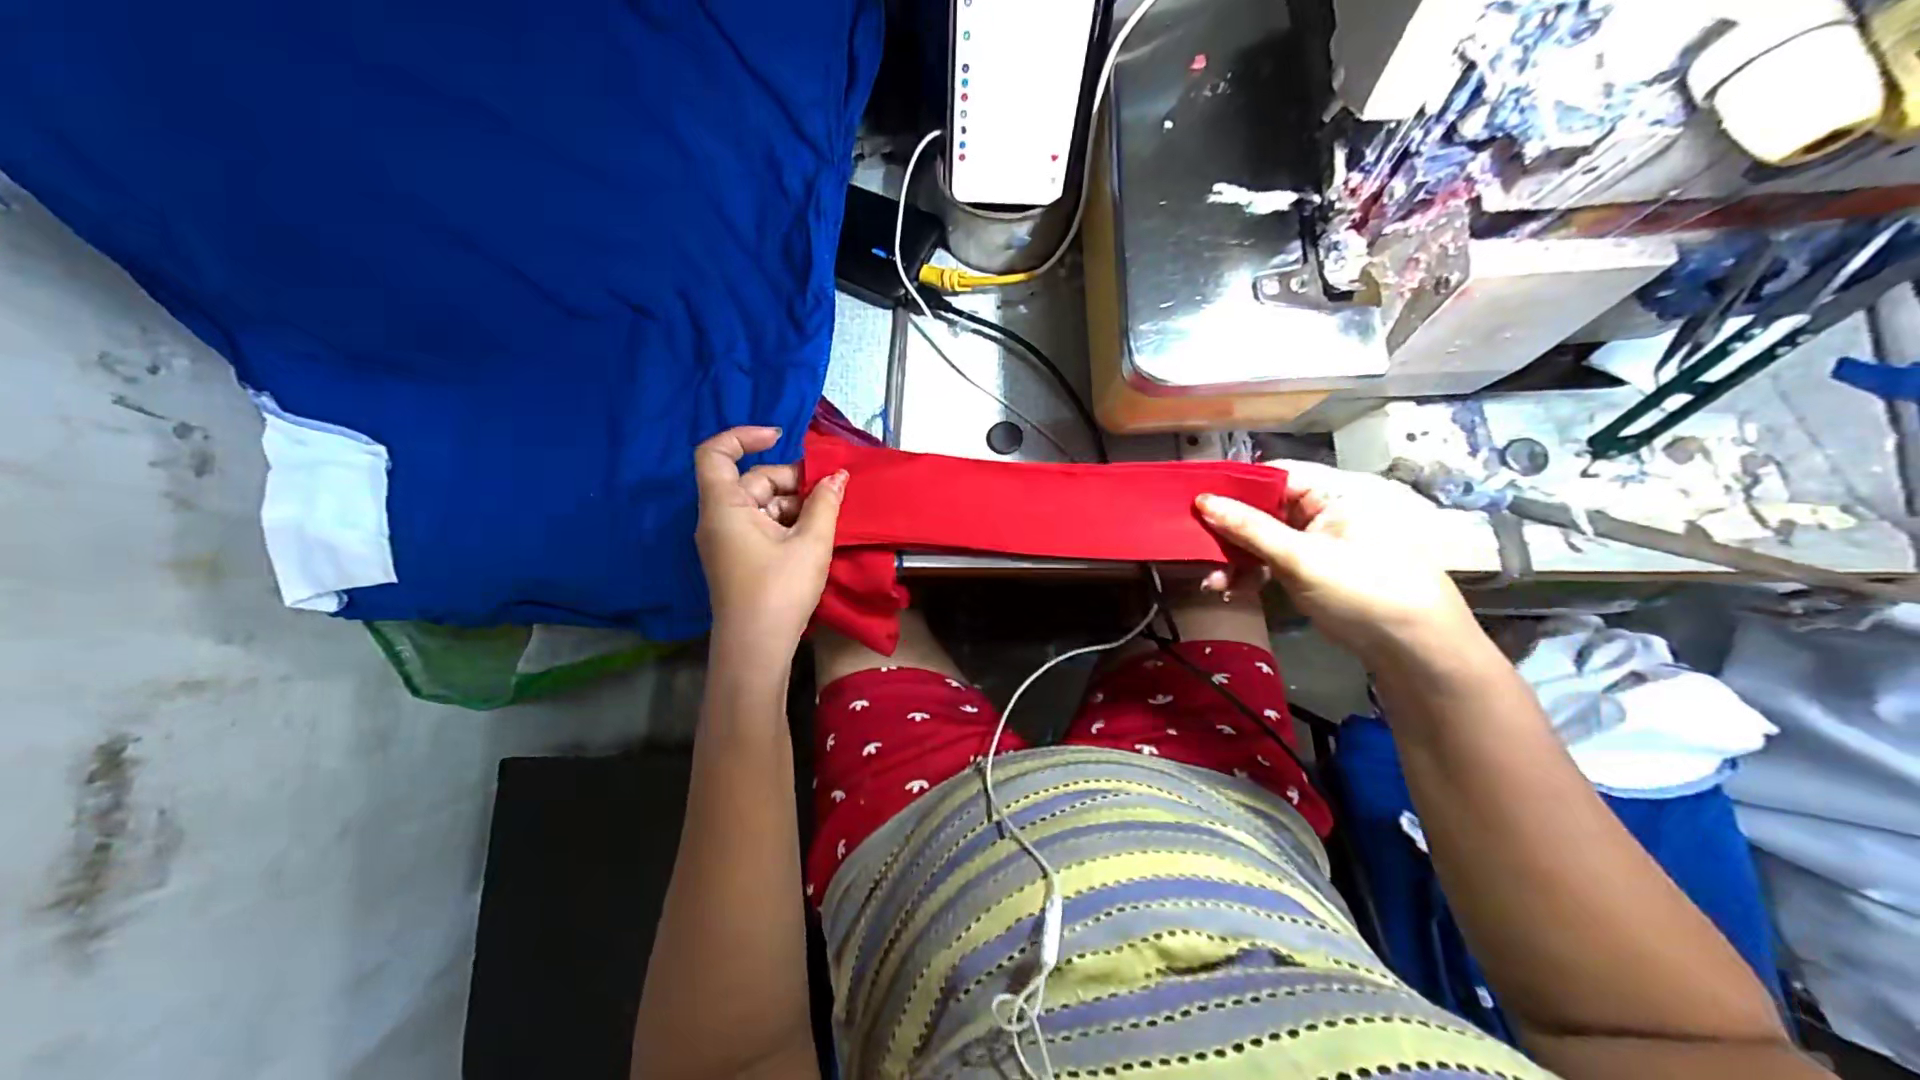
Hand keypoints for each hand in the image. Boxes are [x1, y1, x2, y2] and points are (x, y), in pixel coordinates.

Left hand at [694, 427, 846, 656]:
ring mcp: (726, 540)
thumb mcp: (811, 543)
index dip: (744, 436)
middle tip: (828, 492)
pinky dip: (786, 523)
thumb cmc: (780, 591)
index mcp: (724, 507)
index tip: (781, 438)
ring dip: (794, 504)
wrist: (756, 649)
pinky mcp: (737, 558)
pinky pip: (760, 525)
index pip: (715, 452)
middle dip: (790, 480)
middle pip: (750, 480)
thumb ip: (825, 504)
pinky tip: (814, 535)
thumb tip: (838, 477)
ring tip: (826, 519)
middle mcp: (718, 519)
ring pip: (760, 504)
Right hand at [1195, 460, 1479, 667]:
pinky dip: (1247, 573)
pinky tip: (1228, 590)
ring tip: (1212, 581)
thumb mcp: (1300, 557)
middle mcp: (1320, 510)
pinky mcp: (1307, 568)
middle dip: (1226, 530)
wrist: (1411, 646)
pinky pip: (1267, 560)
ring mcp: (1313, 540)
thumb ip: (1249, 528)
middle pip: (1260, 507)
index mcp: (1329, 492)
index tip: (1195, 500)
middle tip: (1194, 546)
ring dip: (1232, 558)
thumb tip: (1203, 500)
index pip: (1271, 475)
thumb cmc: (1363, 589)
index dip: (1232, 485)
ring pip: (1259, 537)